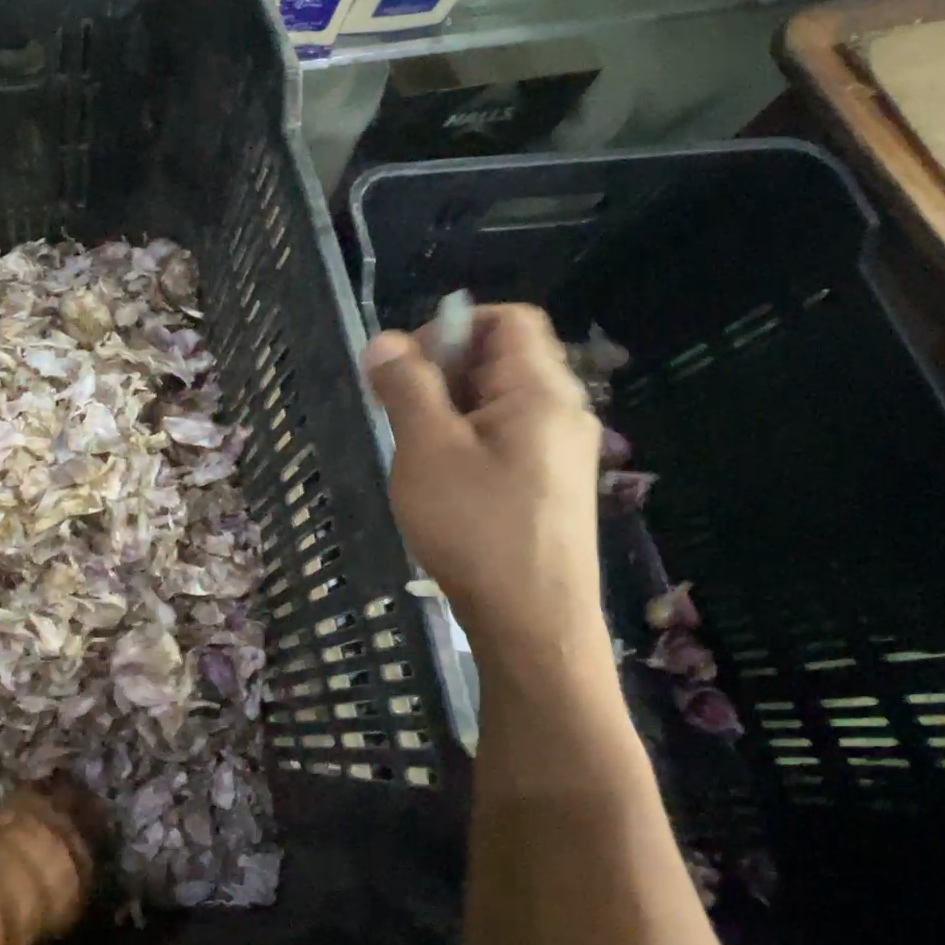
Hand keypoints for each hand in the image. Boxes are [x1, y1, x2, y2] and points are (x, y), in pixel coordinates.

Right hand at [361, 304, 603, 663]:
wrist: (532, 623)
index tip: (406, 367)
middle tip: (397, 412)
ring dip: (446, 410)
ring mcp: (558, 453)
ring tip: (412, 449)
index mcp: (540, 392)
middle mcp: (560, 413)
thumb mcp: (427, 450)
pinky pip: (502, 438)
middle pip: (500, 359)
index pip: (508, 320)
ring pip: (496, 403)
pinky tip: (438, 479)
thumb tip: (385, 341)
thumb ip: (406, 388)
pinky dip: (464, 440)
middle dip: (441, 371)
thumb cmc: (477, 528)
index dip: (451, 327)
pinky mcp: (547, 487)